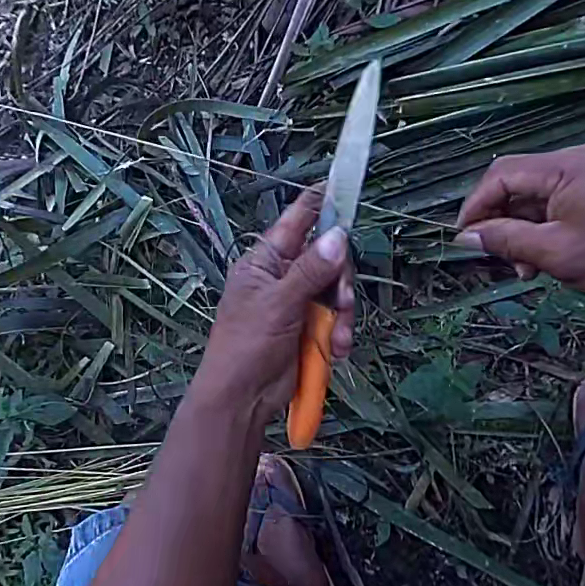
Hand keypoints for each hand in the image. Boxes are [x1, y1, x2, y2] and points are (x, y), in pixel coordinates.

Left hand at [195, 189, 354, 422]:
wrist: (241, 399)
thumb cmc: (246, 345)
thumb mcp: (278, 303)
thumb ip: (310, 270)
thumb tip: (338, 235)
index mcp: (264, 262)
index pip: (296, 222)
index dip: (318, 205)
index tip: (341, 186)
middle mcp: (283, 277)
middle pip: (328, 260)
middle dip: (339, 284)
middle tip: (341, 302)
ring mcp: (298, 304)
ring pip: (336, 293)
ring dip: (342, 317)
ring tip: (336, 341)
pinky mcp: (309, 330)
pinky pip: (336, 321)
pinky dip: (339, 335)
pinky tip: (335, 352)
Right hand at [454, 145, 584, 301]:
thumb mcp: (555, 253)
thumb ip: (506, 240)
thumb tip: (466, 236)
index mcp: (568, 165)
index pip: (502, 174)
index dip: (476, 206)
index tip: (464, 240)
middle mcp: (581, 160)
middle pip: (519, 183)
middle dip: (501, 220)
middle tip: (501, 259)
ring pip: (539, 196)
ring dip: (523, 230)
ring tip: (528, 268)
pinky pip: (562, 203)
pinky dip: (546, 228)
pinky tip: (549, 257)